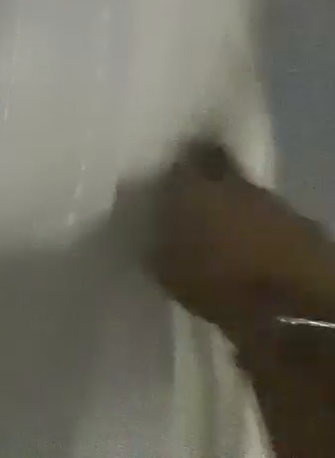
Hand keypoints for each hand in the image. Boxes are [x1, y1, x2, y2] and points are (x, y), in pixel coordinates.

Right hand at [149, 143, 334, 335]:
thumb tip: (157, 222)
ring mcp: (288, 215)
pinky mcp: (320, 243)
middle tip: (202, 207)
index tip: (179, 167)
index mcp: (196, 188)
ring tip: (234, 239)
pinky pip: (287, 233)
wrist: (296, 320)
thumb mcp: (162, 261)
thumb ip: (159, 232)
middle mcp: (243, 190)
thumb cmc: (215, 284)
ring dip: (249, 217)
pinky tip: (264, 259)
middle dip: (218, 191)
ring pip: (260, 206)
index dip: (187, 159)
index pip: (191, 155)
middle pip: (230, 179)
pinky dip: (276, 241)